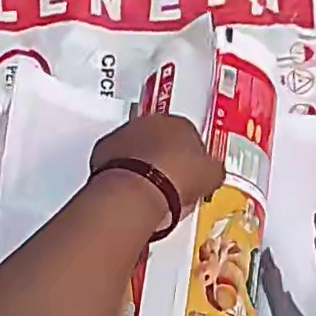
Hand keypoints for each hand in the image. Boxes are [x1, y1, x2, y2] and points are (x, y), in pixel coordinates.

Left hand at [90, 113, 226, 210]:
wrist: (137, 191)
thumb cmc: (175, 180)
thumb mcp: (210, 176)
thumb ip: (212, 170)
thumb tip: (212, 174)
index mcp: (181, 122)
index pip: (189, 136)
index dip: (189, 160)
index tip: (188, 176)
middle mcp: (150, 122)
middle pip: (159, 140)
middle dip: (163, 160)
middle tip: (168, 185)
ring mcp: (124, 134)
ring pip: (135, 149)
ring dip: (140, 166)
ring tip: (148, 193)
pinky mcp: (102, 151)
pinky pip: (114, 162)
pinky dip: (120, 174)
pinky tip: (128, 192)